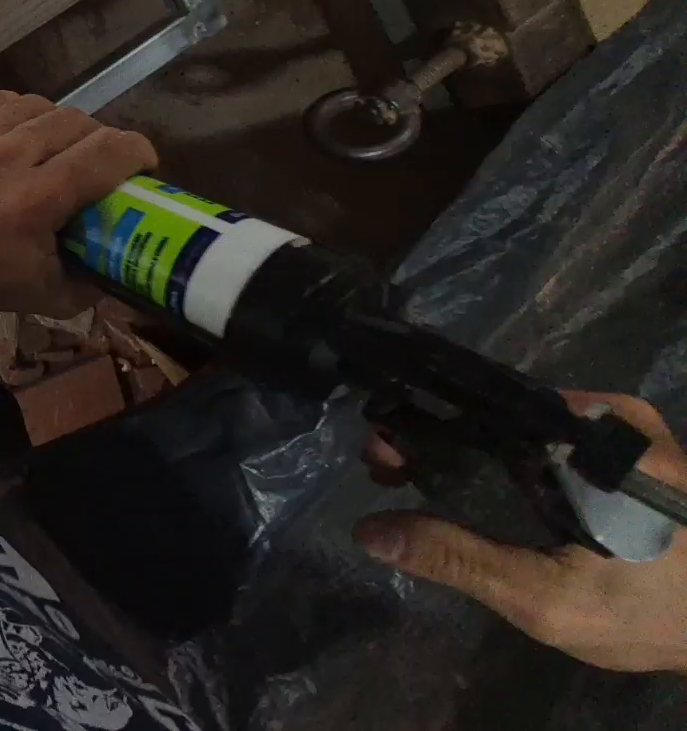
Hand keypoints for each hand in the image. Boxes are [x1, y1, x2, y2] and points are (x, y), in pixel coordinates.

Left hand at [0, 88, 156, 317]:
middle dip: (97, 141)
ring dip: (54, 125)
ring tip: (51, 149)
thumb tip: (138, 255)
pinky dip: (13, 113)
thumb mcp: (49, 294)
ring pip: (37, 106)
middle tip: (93, 163)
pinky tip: (14, 134)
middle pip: (76, 123)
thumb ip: (100, 278)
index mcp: (32, 200)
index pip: (107, 152)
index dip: (136, 154)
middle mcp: (0, 159)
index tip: (138, 166)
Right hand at [354, 391, 686, 674]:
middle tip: (390, 470)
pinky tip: (465, 480)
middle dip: (427, 436)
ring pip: (507, 420)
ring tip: (414, 476)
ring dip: (453, 445)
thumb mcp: (552, 602)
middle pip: (486, 411)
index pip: (477, 407)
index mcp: (591, 443)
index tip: (383, 459)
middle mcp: (608, 422)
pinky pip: (534, 432)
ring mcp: (620, 432)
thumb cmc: (658, 618)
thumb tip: (366, 530)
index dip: (415, 427)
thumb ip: (460, 559)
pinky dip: (490, 450)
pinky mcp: (626, 448)